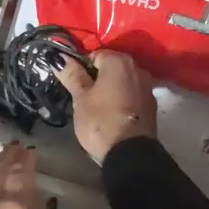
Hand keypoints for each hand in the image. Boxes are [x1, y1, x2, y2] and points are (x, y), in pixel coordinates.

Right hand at [57, 50, 156, 164]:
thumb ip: (72, 75)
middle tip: (83, 97)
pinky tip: (113, 115)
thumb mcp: (80, 99)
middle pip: (112, 67)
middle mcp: (137, 68)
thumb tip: (57, 56)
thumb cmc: (100, 121)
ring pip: (123, 82)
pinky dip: (123, 100)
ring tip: (98, 108)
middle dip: (97, 78)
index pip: (95, 55)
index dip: (81, 68)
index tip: (74, 85)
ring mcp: (147, 87)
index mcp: (118, 61)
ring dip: (111, 89)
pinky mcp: (152, 105)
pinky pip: (132, 96)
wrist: (130, 153)